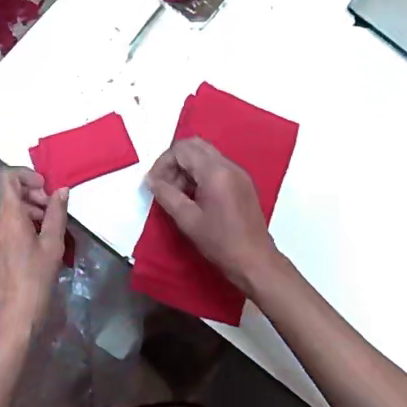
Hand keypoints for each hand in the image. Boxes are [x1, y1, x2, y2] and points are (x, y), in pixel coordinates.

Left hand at [0, 169, 67, 333]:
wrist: (12, 310)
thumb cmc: (35, 276)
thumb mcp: (53, 243)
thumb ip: (56, 213)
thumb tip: (61, 191)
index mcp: (6, 214)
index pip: (5, 177)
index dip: (26, 175)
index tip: (44, 189)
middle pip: (2, 188)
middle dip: (27, 190)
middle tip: (48, 206)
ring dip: (22, 204)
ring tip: (44, 222)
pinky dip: (14, 218)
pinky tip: (32, 236)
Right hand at [146, 138, 283, 291]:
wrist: (255, 260)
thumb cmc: (220, 242)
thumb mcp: (187, 220)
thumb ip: (166, 195)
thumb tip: (151, 180)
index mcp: (216, 172)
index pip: (182, 149)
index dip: (163, 163)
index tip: (154, 184)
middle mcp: (229, 166)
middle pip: (195, 146)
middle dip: (174, 162)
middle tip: (164, 186)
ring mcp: (239, 173)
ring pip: (206, 155)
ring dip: (187, 168)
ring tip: (177, 195)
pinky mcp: (242, 183)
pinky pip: (217, 167)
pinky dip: (200, 175)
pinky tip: (194, 198)